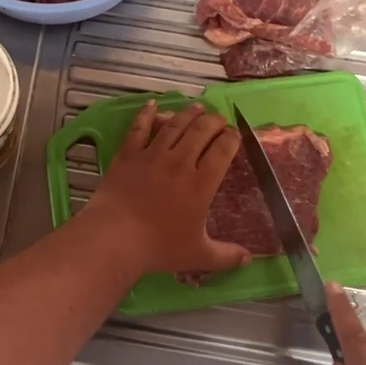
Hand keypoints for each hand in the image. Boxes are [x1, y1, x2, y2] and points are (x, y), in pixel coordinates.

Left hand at [82, 100, 248, 276]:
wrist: (116, 237)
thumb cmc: (159, 247)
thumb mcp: (199, 256)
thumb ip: (226, 256)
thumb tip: (250, 259)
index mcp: (201, 184)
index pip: (222, 151)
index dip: (231, 138)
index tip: (235, 134)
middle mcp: (180, 162)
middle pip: (200, 131)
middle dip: (213, 121)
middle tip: (219, 118)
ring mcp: (152, 155)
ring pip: (174, 126)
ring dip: (188, 114)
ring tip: (197, 107)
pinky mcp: (128, 154)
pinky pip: (139, 128)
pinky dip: (147, 114)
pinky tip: (152, 105)